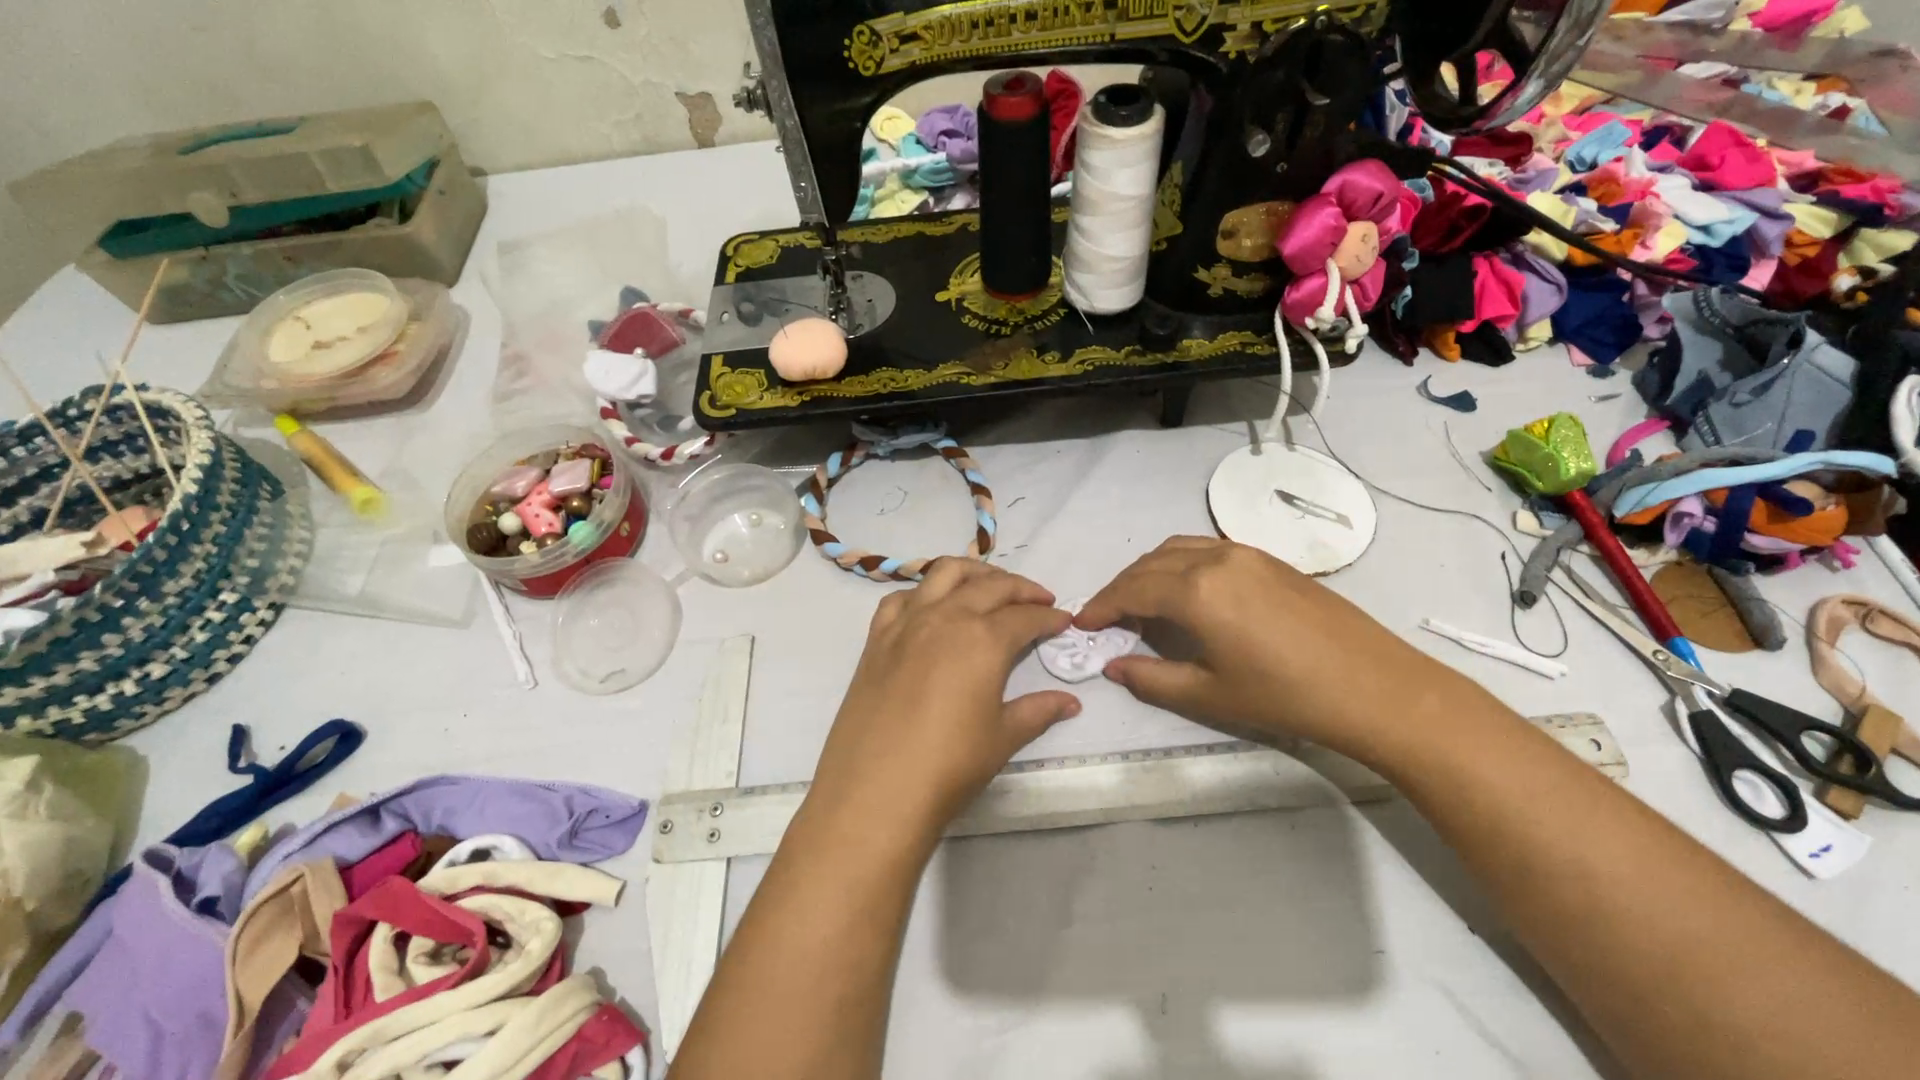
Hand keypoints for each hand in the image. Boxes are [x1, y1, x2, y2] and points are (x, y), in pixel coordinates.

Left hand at [809, 560, 1080, 838]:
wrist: (876, 790)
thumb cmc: (948, 766)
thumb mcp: (1002, 738)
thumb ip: (1037, 711)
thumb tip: (1071, 702)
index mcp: (983, 639)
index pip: (1025, 617)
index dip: (1049, 617)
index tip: (1064, 620)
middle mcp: (945, 618)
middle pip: (989, 586)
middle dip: (1020, 588)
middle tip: (1039, 600)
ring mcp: (906, 624)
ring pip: (943, 574)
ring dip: (974, 573)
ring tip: (990, 586)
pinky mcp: (876, 640)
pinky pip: (901, 598)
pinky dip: (924, 592)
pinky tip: (933, 607)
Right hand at [1076, 537, 1462, 759]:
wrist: (1372, 686)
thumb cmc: (1285, 697)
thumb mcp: (1210, 695)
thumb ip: (1152, 678)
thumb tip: (1113, 667)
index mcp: (1196, 591)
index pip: (1131, 590)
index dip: (1101, 607)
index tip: (1082, 624)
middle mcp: (1216, 559)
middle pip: (1150, 564)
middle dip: (1121, 587)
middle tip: (1105, 616)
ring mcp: (1246, 553)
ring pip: (1178, 549)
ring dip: (1149, 571)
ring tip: (1139, 602)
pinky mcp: (1271, 560)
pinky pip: (1208, 549)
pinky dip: (1180, 564)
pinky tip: (1185, 593)